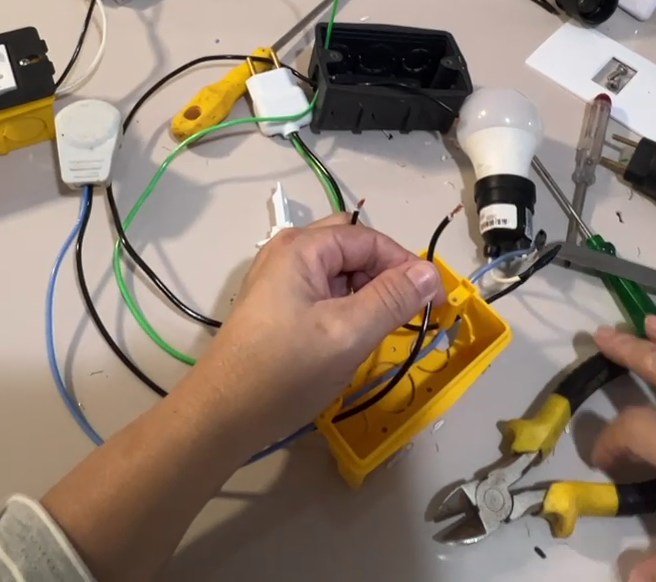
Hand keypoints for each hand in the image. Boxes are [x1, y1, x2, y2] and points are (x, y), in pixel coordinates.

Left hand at [175, 214, 442, 450]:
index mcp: (302, 247)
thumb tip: (430, 272)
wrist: (221, 416)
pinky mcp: (275, 304)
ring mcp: (278, 278)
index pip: (369, 239)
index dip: (405, 265)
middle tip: (407, 312)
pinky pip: (322, 290)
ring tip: (381, 328)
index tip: (434, 301)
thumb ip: (392, 298)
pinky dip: (346, 305)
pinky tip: (352, 336)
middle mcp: (288, 251)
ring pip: (338, 271)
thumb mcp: (348, 333)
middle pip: (352, 248)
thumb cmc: (285, 370)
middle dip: (385, 275)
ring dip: (366, 292)